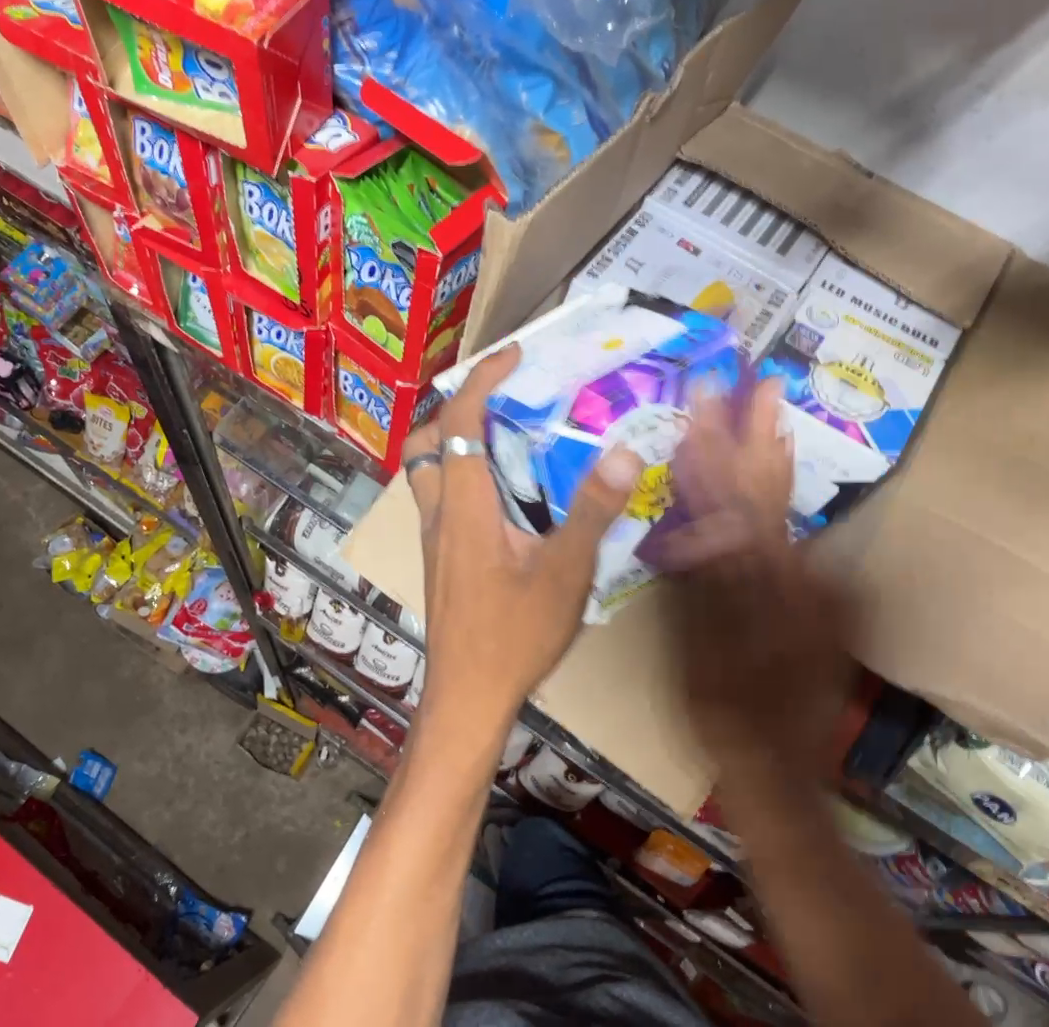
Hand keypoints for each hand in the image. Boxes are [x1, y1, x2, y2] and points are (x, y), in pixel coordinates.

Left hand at [404, 345, 642, 729]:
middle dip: (456, 408)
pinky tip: (505, 499)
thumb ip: (592, 512)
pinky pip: (440, 500)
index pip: (459, 422)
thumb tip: (623, 452)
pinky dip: (462, 478)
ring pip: (427, 473)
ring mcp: (433, 540)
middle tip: (502, 401)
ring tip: (507, 442)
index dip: (481, 379)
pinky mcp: (439, 561)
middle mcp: (439, 515)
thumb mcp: (565, 574)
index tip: (513, 355)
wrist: (468, 694)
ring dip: (455, 444)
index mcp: (465, 506)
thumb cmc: (514, 636)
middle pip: (426, 443)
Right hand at [651, 379, 854, 791]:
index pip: (734, 502)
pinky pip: (793, 536)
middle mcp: (796, 576)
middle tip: (756, 383)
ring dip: (773, 461)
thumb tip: (693, 524)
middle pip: (770, 494)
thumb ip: (698, 586)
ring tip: (770, 413)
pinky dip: (783, 500)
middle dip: (757, 436)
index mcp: (763, 585)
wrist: (780, 766)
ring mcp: (811, 588)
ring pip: (786, 511)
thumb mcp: (697, 655)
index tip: (705, 400)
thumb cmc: (724, 716)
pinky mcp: (816, 601)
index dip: (716, 449)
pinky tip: (780, 473)